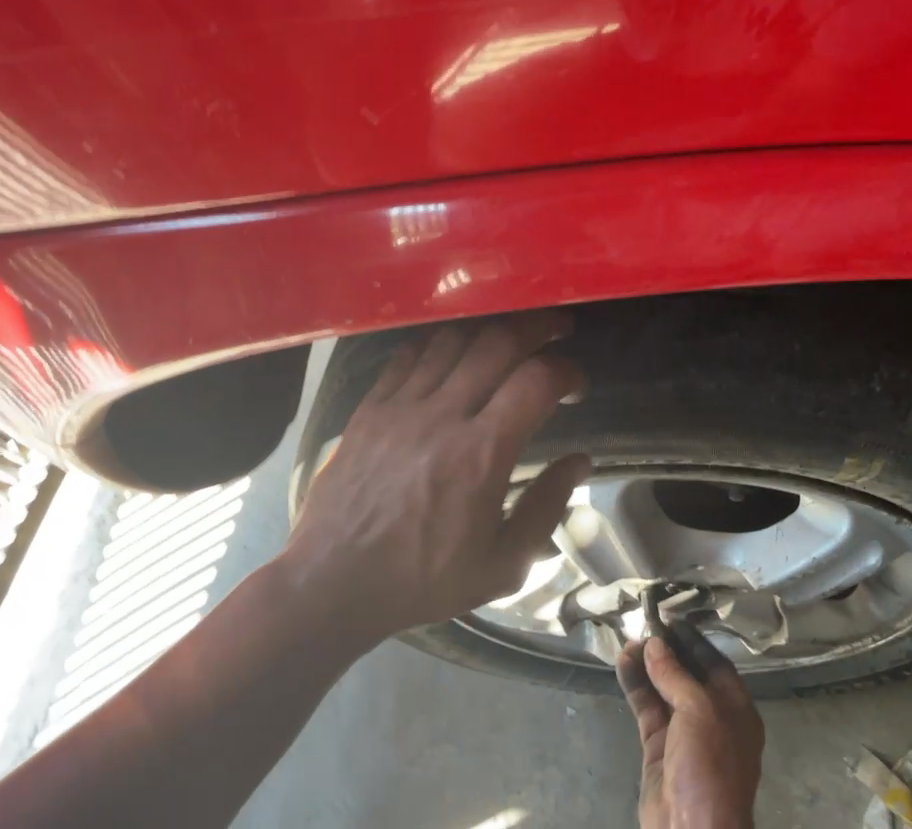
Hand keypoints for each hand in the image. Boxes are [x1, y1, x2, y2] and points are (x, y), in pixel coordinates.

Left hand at [282, 312, 590, 642]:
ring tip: (507, 338)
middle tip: (557, 329)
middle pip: (498, 342)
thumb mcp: (502, 565)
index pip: (537, 380)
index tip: (576, 386)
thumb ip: (545, 507)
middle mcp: (443, 416)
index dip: (568, 371)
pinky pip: (407, 356)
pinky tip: (451, 354)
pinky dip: (438, 344)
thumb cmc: (423, 580)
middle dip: (538, 326)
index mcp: (482, 454)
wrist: (332, 584)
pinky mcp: (369, 409)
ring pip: (453, 340)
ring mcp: (401, 407)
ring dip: (488, 331)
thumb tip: (580, 461)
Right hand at [618, 626, 765, 828]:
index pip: (716, 663)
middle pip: (688, 675)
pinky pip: (647, 710)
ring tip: (628, 642)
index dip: (694, 640)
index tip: (670, 618)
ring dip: (647, 666)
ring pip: (664, 691)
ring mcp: (684, 734)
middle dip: (667, 651)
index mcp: (736, 709)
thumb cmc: (710, 763)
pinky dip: (636, 687)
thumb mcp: (699, 710)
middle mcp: (712, 718)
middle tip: (644, 626)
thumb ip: (676, 675)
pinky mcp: (658, 748)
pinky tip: (622, 665)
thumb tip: (655, 644)